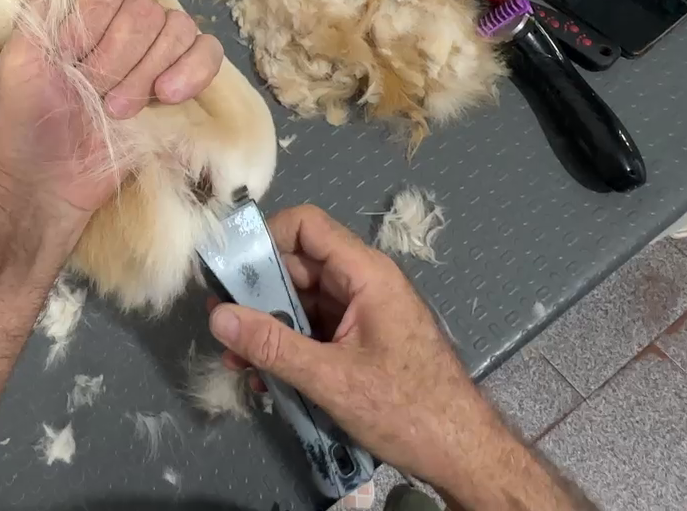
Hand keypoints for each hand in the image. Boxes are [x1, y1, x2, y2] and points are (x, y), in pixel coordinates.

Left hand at [0, 0, 223, 238]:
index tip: (68, 55)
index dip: (94, 19)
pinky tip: (168, 95)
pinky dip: (194, 70)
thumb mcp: (17, 62)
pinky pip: (208, 52)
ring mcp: (152, 52)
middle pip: (145, 8)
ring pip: (178, 27)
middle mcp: (119, 24)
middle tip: (94, 92)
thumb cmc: (25, 122)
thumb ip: (37, 9)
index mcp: (80, 12)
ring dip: (149, 71)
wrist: (50, 184)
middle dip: (119, 56)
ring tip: (121, 108)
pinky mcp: (180, 81)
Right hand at [206, 206, 530, 506]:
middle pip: (298, 265)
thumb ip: (272, 345)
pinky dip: (288, 347)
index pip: (307, 225)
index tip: (233, 267)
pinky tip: (265, 378)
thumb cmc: (409, 410)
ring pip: (302, 301)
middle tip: (220, 318)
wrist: (469, 461)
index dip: (266, 236)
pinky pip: (314, 329)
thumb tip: (216, 316)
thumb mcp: (332, 379)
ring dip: (268, 327)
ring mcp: (362, 312)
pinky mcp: (360, 340)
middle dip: (257, 292)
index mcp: (365, 273)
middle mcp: (362, 282)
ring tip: (236, 359)